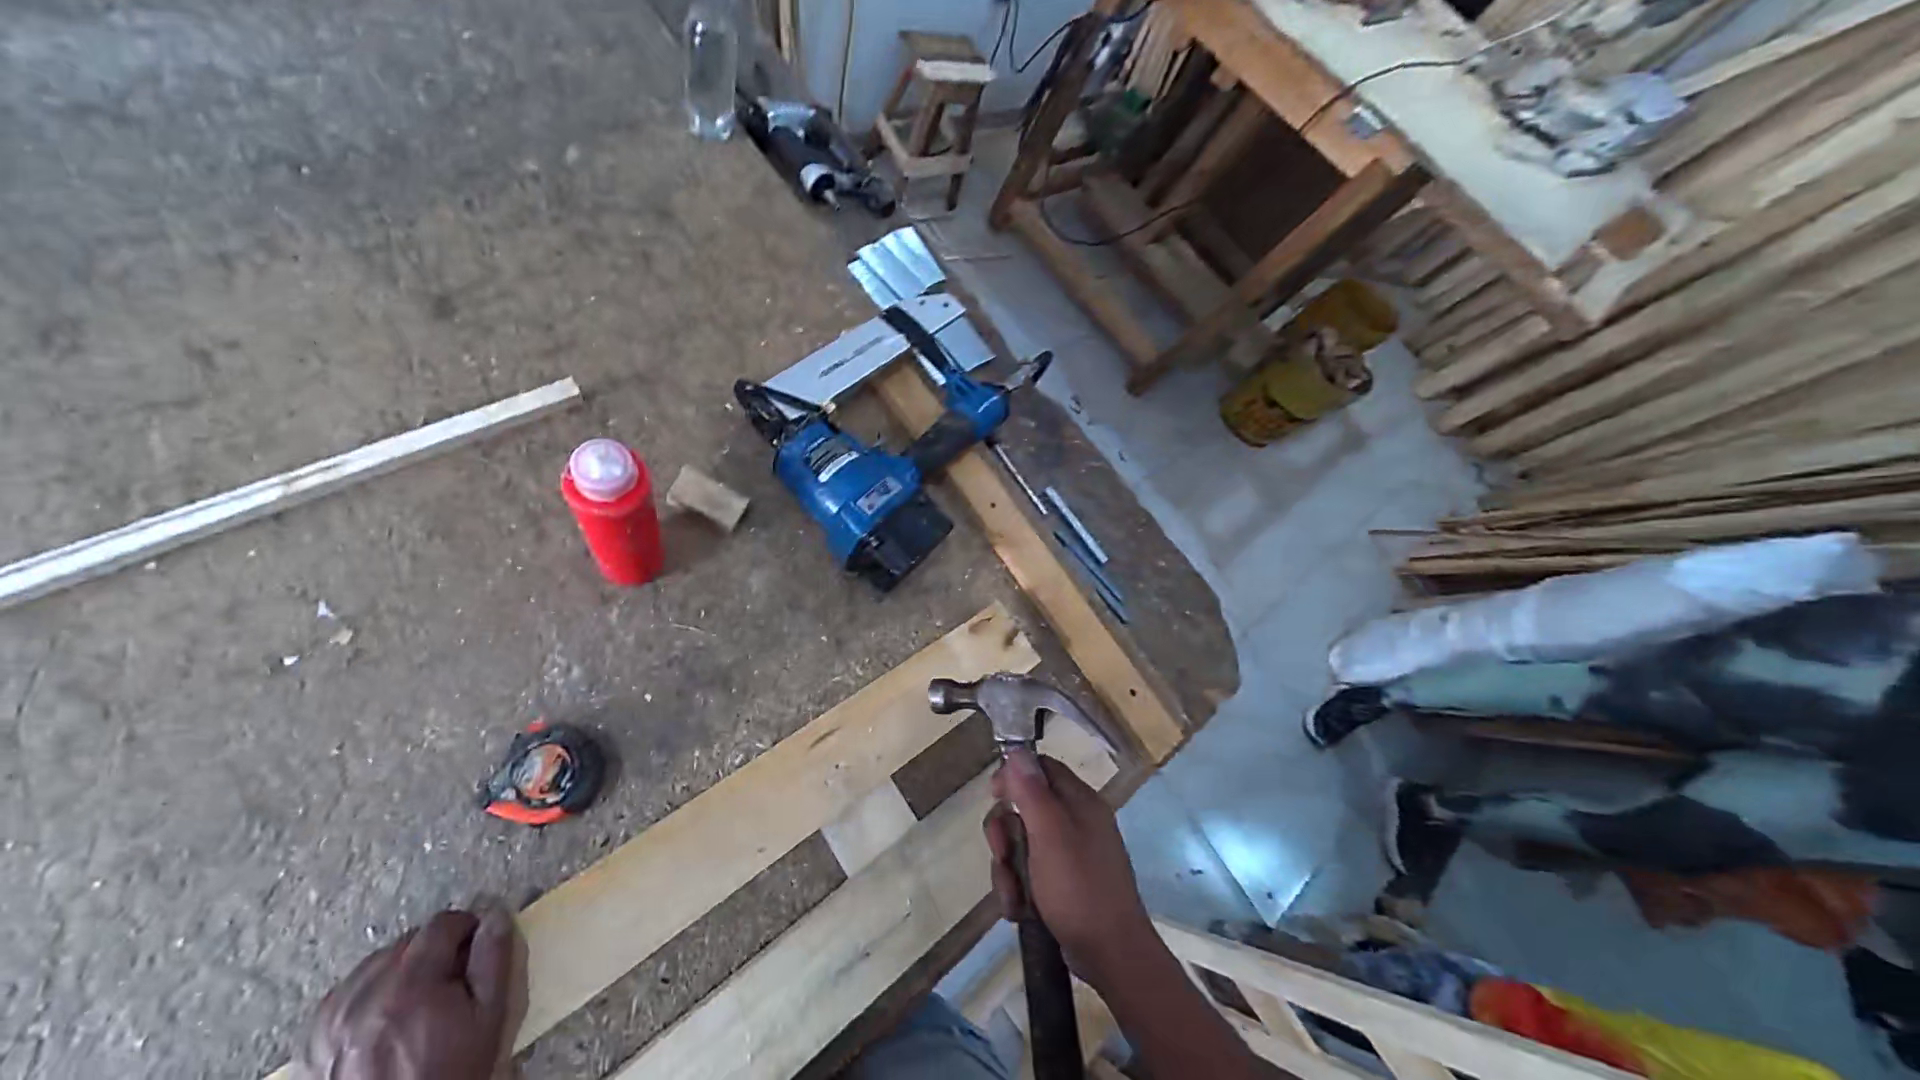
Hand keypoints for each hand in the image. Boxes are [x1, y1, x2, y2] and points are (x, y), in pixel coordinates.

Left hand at [298, 906, 523, 1079]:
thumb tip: (496, 914)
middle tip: (451, 983)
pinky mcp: (311, 1040)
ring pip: (375, 964)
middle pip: (407, 942)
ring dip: (401, 970)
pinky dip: (369, 993)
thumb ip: (494, 959)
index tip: (476, 949)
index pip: (441, 925)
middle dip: (434, 951)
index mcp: (411, 986)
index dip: (467, 929)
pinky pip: (345, 993)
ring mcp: (331, 1020)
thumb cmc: (451, 1074)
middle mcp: (363, 996)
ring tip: (417, 1003)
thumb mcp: (490, 1017)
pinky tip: (385, 1018)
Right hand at [985, 749, 1155, 985]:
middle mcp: (1076, 822)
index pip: (1041, 768)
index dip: (1014, 775)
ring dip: (1008, 870)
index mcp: (1079, 802)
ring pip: (1022, 845)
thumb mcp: (1050, 834)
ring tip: (1014, 896)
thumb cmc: (1079, 887)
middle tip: (1001, 855)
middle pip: (1025, 808)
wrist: (1111, 954)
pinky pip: (1030, 873)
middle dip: (1005, 834)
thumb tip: (1017, 750)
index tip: (994, 795)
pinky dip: (1020, 890)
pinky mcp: (1063, 884)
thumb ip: (1031, 791)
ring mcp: (1070, 855)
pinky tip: (1021, 910)